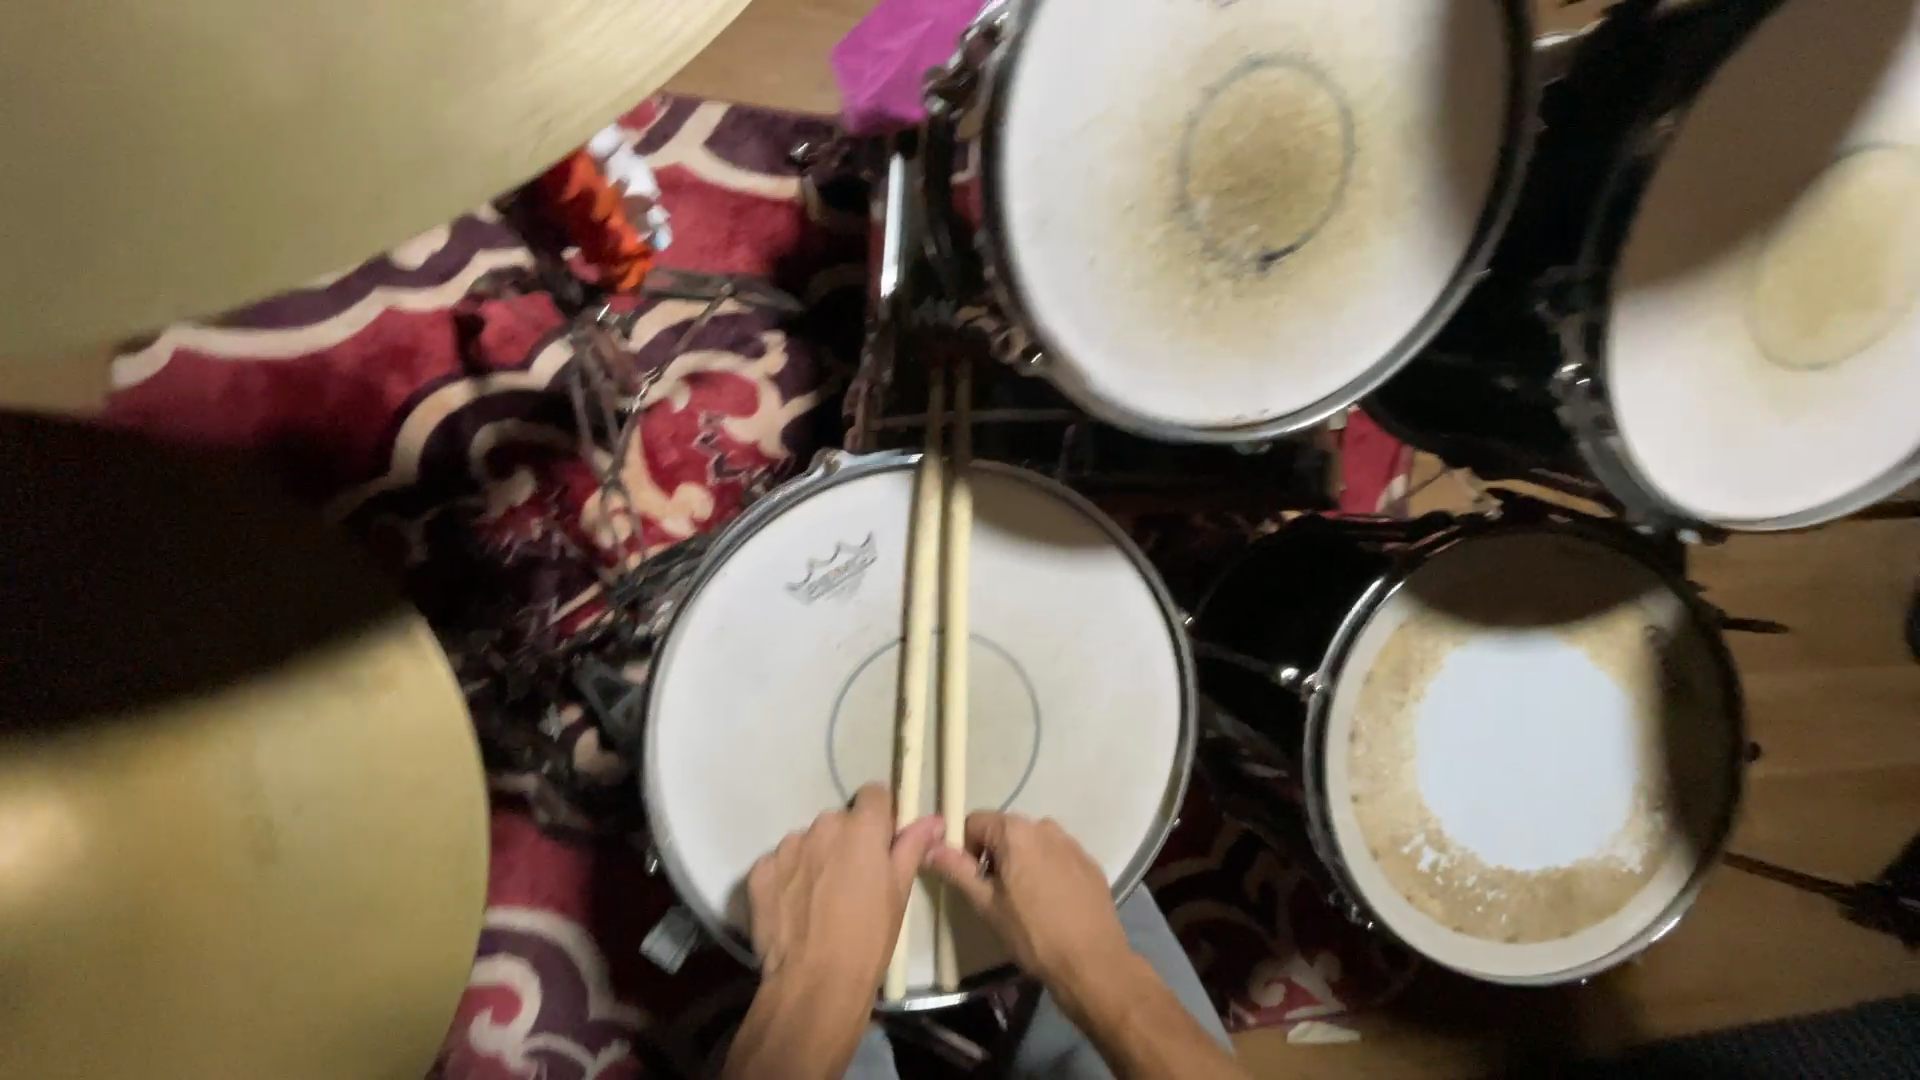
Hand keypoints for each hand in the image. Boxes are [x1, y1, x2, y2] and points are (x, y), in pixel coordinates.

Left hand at [746, 783, 942, 993]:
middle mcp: (822, 825)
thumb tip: (934, 819)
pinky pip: (779, 864)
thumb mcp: (899, 891)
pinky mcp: (759, 871)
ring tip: (820, 901)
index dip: (880, 817)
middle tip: (853, 882)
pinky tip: (794, 909)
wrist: (814, 985)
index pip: (874, 794)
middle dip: (847, 842)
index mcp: (861, 826)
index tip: (881, 843)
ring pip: (808, 841)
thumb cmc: (868, 938)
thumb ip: (912, 845)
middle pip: (840, 821)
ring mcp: (787, 847)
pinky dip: (787, 879)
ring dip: (816, 859)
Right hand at [927, 812, 1132, 990]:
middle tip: (997, 895)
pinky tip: (1052, 903)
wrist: (1093, 962)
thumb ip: (957, 869)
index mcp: (1015, 831)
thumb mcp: (987, 905)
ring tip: (1026, 902)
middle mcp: (1044, 826)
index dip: (965, 848)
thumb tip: (929, 846)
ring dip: (1022, 861)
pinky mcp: (1089, 861)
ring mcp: (1071, 842)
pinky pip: (1057, 855)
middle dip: (995, 855)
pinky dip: (1047, 870)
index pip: (974, 822)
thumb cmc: (1033, 934)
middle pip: (1005, 830)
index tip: (972, 880)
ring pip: (1032, 843)